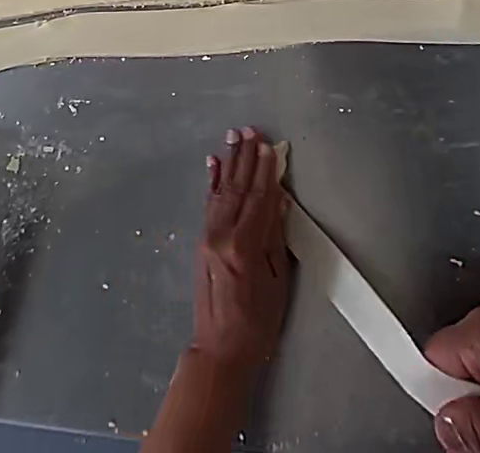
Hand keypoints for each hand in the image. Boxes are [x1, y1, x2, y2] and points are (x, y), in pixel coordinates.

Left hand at [190, 127, 290, 371]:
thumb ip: (275, 235)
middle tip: (249, 130)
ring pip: (221, 191)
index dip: (266, 171)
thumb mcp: (277, 279)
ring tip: (233, 137)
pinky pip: (209, 205)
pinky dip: (212, 182)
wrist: (220, 349)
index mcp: (244, 246)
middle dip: (245, 157)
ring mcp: (208, 238)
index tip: (270, 146)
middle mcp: (222, 236)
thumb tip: (279, 199)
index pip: (259, 198)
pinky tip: (214, 165)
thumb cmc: (258, 320)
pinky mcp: (201, 242)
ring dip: (229, 162)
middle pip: (238, 188)